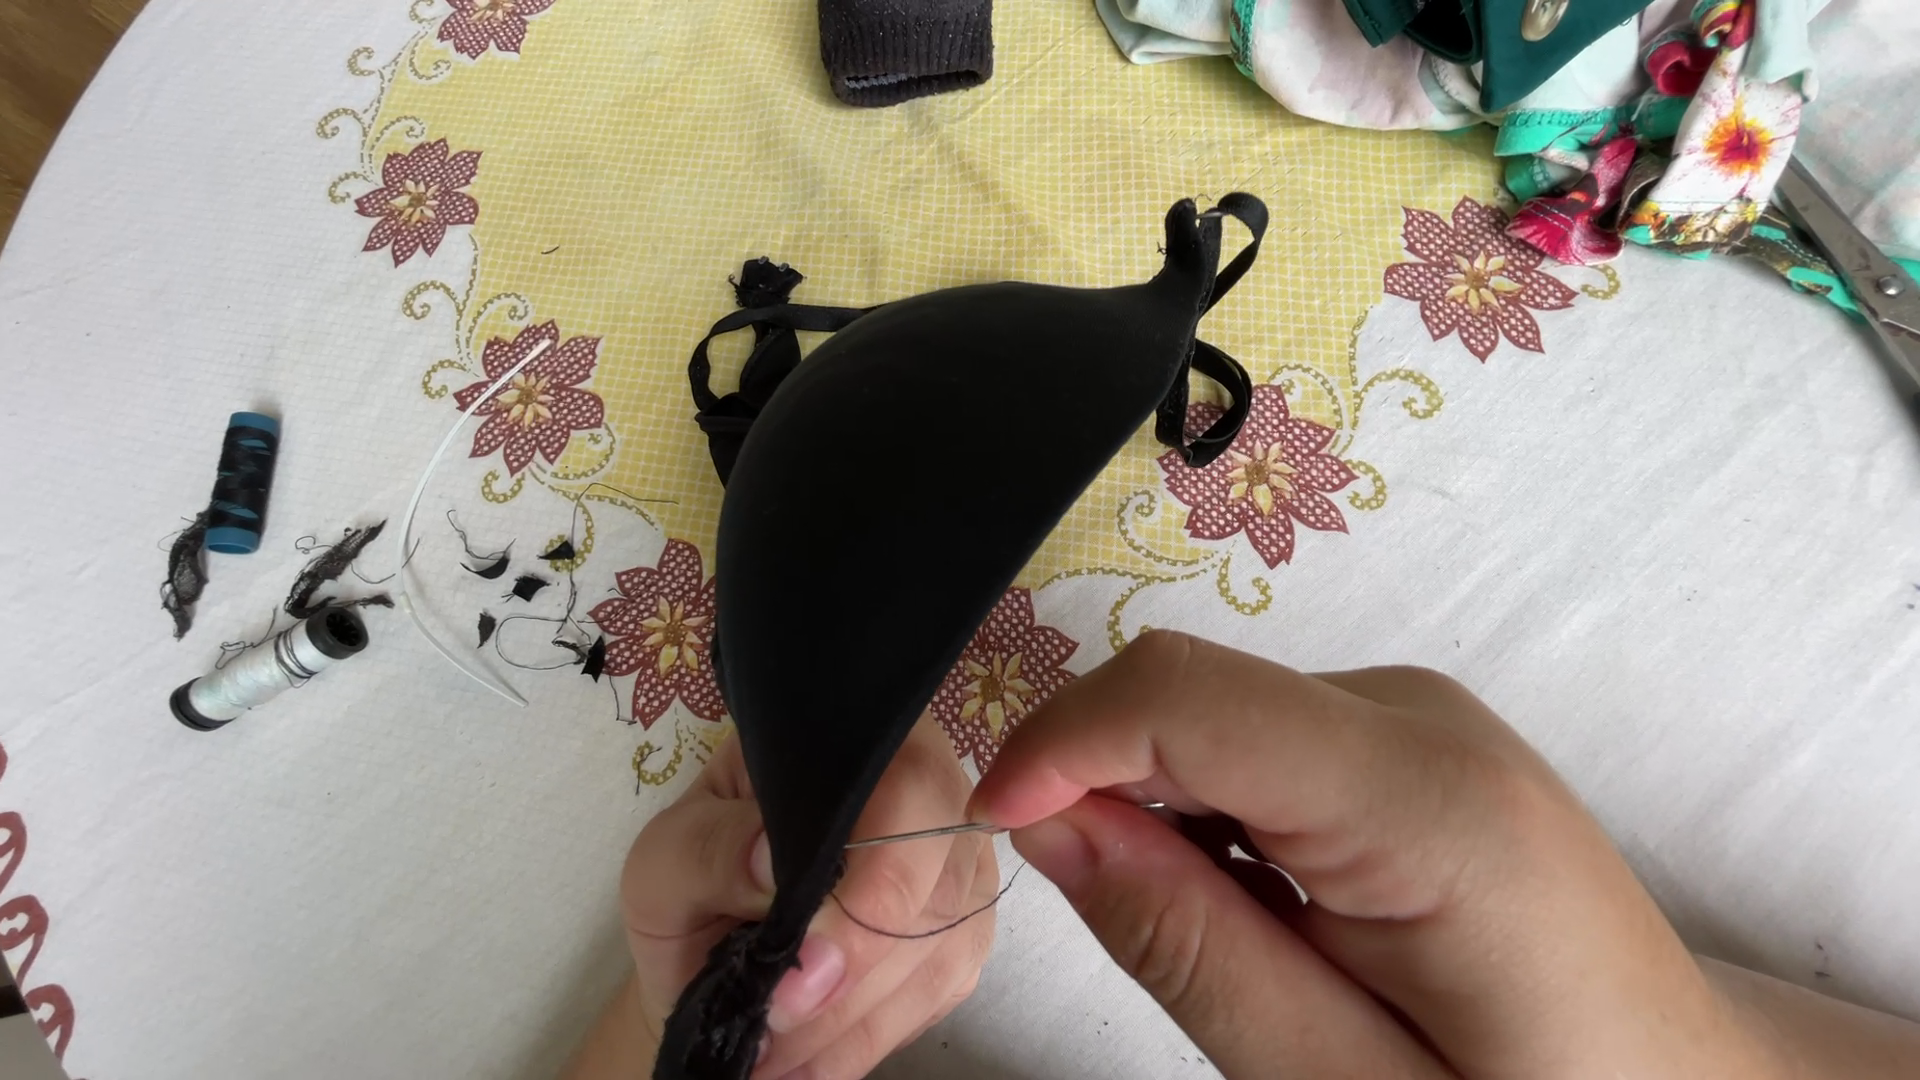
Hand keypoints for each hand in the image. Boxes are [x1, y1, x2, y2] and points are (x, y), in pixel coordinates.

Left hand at [621, 715, 996, 1079]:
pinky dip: (871, 1038)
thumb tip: (773, 862)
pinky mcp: (962, 926)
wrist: (716, 940)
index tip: (808, 964)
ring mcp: (954, 858)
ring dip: (858, 1014)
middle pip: (941, 871)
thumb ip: (707, 850)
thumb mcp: (666, 856)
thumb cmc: (697, 880)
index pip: (913, 786)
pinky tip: (809, 1057)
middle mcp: (927, 788)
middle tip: (775, 1023)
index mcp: (859, 743)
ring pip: (947, 939)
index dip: (882, 875)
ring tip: (774, 1048)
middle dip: (862, 963)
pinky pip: (942, 989)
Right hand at [968, 631, 1785, 1079]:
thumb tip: (1046, 825)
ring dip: (1142, 792)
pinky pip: (1236, 726)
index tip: (997, 822)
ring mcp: (1399, 707)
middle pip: (1183, 689)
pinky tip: (1240, 883)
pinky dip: (1190, 792)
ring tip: (1198, 914)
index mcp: (1425, 802)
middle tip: (1093, 896)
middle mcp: (1409, 713)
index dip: (1063, 741)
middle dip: (1093, 772)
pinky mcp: (1383, 723)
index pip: (1187, 697)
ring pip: (1197, 705)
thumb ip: (1184, 946)